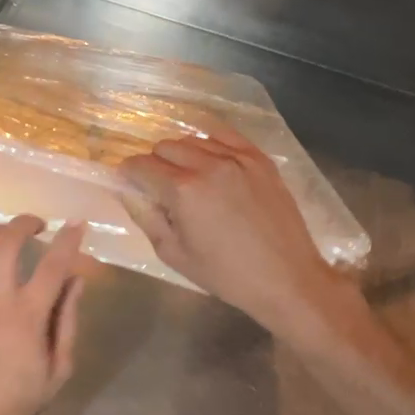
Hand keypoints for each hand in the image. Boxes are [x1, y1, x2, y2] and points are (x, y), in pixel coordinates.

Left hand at [0, 216, 87, 414]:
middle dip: (24, 224)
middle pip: (6, 243)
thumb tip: (76, 279)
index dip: (67, 240)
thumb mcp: (60, 366)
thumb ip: (68, 318)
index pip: (52, 266)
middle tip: (38, 224)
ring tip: (12, 235)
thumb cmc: (22, 394)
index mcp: (27, 317)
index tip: (77, 224)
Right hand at [119, 129, 346, 330]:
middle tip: (160, 188)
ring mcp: (237, 158)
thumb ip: (144, 216)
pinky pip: (224, 135)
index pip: (140, 165)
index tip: (130, 186)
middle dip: (154, 164)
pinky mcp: (260, 159)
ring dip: (180, 155)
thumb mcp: (173, 253)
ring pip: (191, 140)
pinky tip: (209, 160)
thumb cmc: (225, 274)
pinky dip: (208, 143)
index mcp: (182, 190)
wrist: (288, 279)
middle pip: (163, 147)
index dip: (128, 174)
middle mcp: (207, 165)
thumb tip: (126, 190)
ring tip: (188, 178)